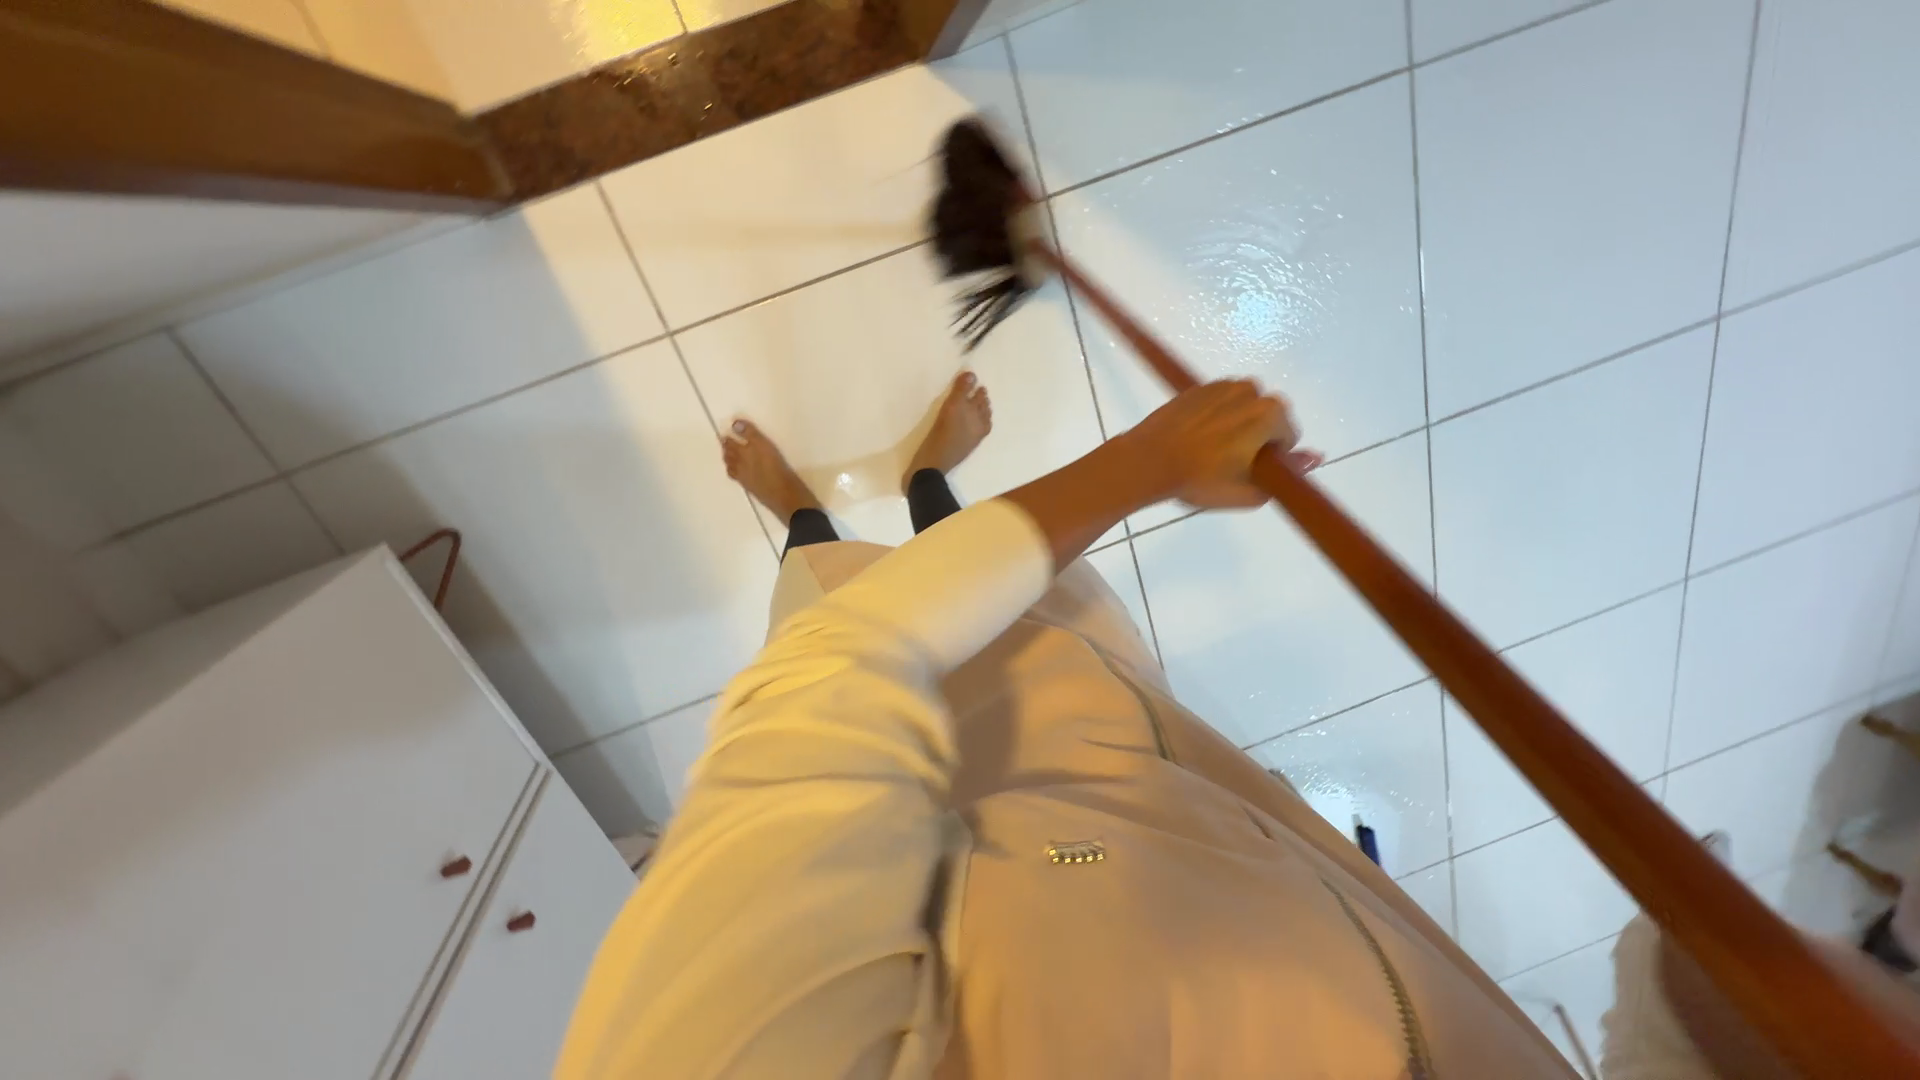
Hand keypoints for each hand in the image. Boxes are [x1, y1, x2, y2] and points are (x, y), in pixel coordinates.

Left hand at [1123, 380, 1319, 509]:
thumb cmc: (1200, 479)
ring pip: (1242, 410)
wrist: (1148, 461)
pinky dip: (1214, 419)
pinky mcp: (1196, 388)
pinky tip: (1195, 440)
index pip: (1288, 437)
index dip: (1271, 459)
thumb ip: (1289, 473)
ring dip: (1235, 427)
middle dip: (1255, 439)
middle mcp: (1250, 390)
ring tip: (1209, 454)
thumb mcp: (1250, 489)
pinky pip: (1218, 405)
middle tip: (1227, 465)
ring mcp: (1221, 385)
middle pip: (1266, 419)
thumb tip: (1316, 458)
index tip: (1246, 472)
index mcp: (1270, 412)